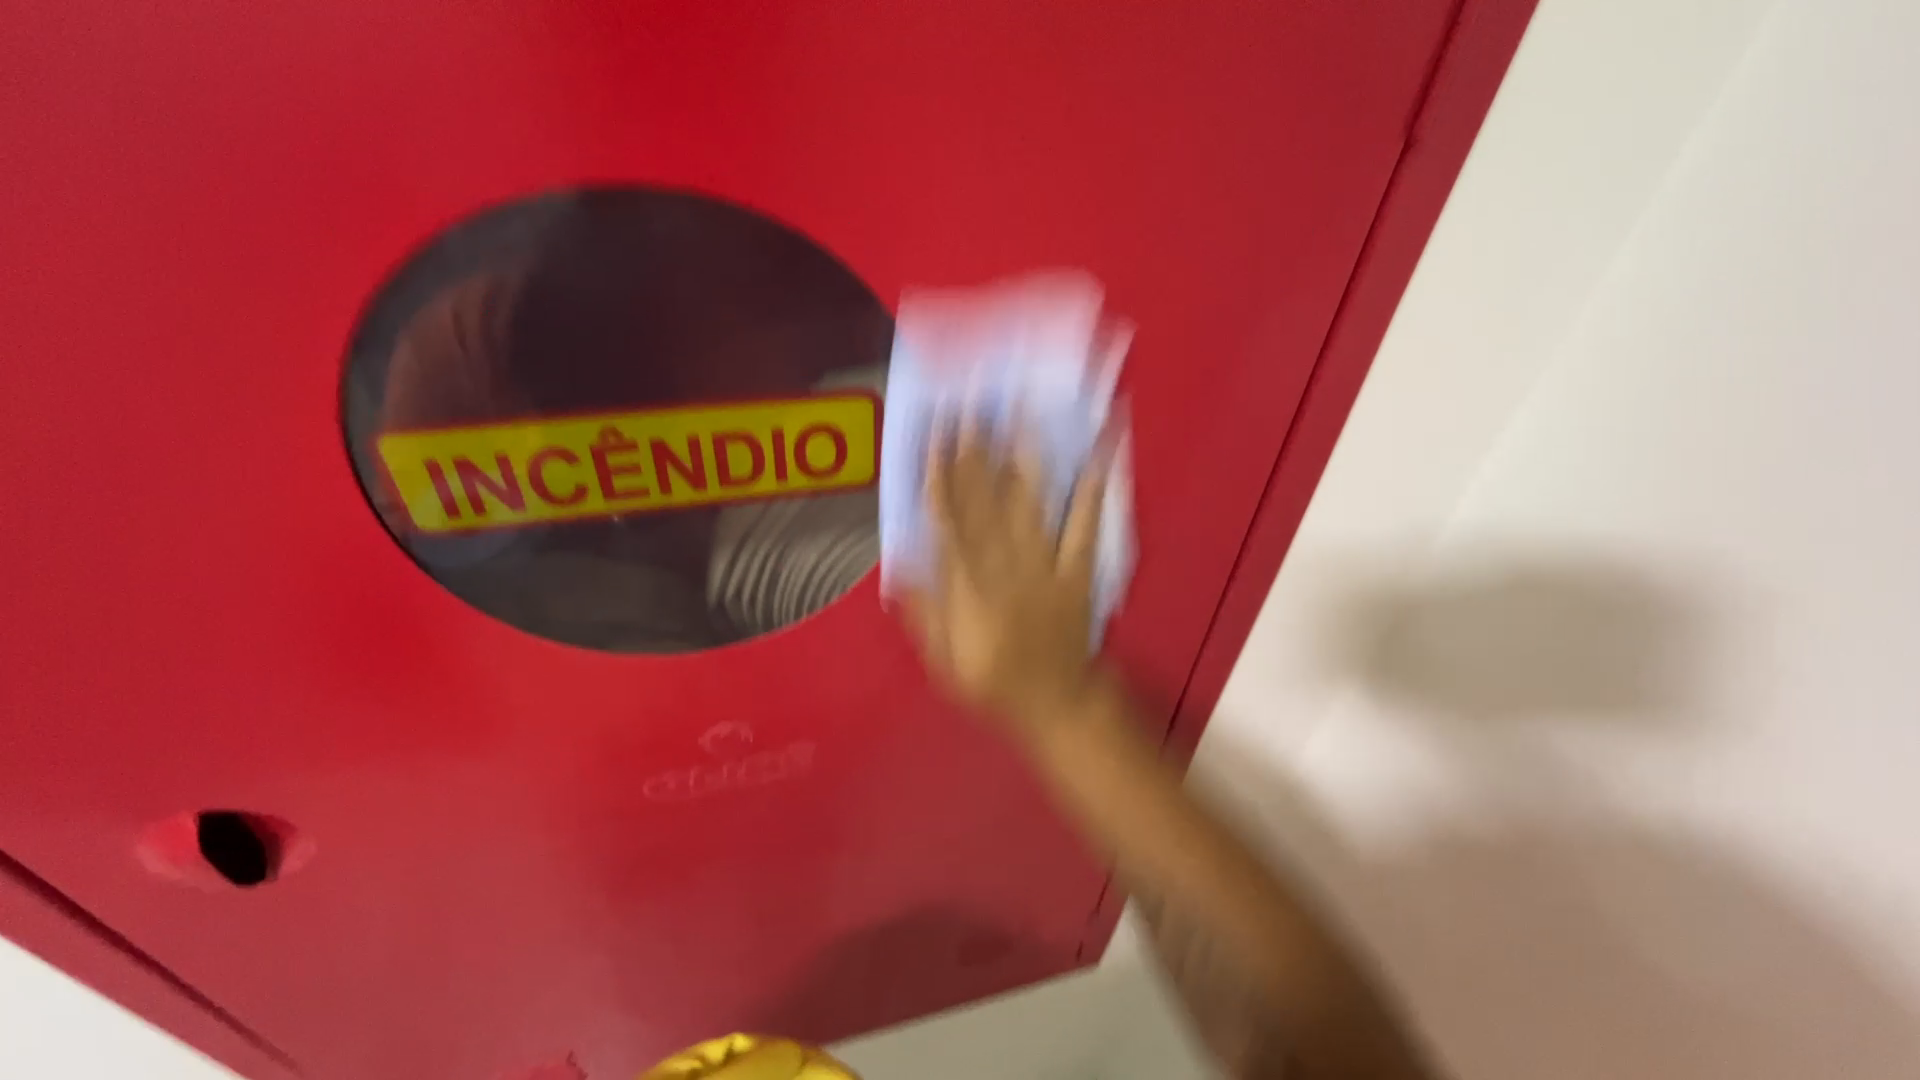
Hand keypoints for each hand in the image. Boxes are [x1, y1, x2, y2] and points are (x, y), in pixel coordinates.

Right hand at [897, 415, 1114, 736]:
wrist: (1058, 706)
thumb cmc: (994, 683)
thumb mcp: (944, 661)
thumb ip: (925, 610)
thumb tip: (901, 559)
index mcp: (969, 591)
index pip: (949, 523)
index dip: (940, 478)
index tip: (933, 436)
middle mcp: (1007, 570)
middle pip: (987, 502)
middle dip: (975, 451)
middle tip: (968, 405)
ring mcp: (1047, 566)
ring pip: (1030, 504)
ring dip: (1023, 455)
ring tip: (1018, 411)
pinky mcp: (1079, 568)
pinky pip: (1085, 524)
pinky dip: (1090, 487)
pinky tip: (1094, 451)